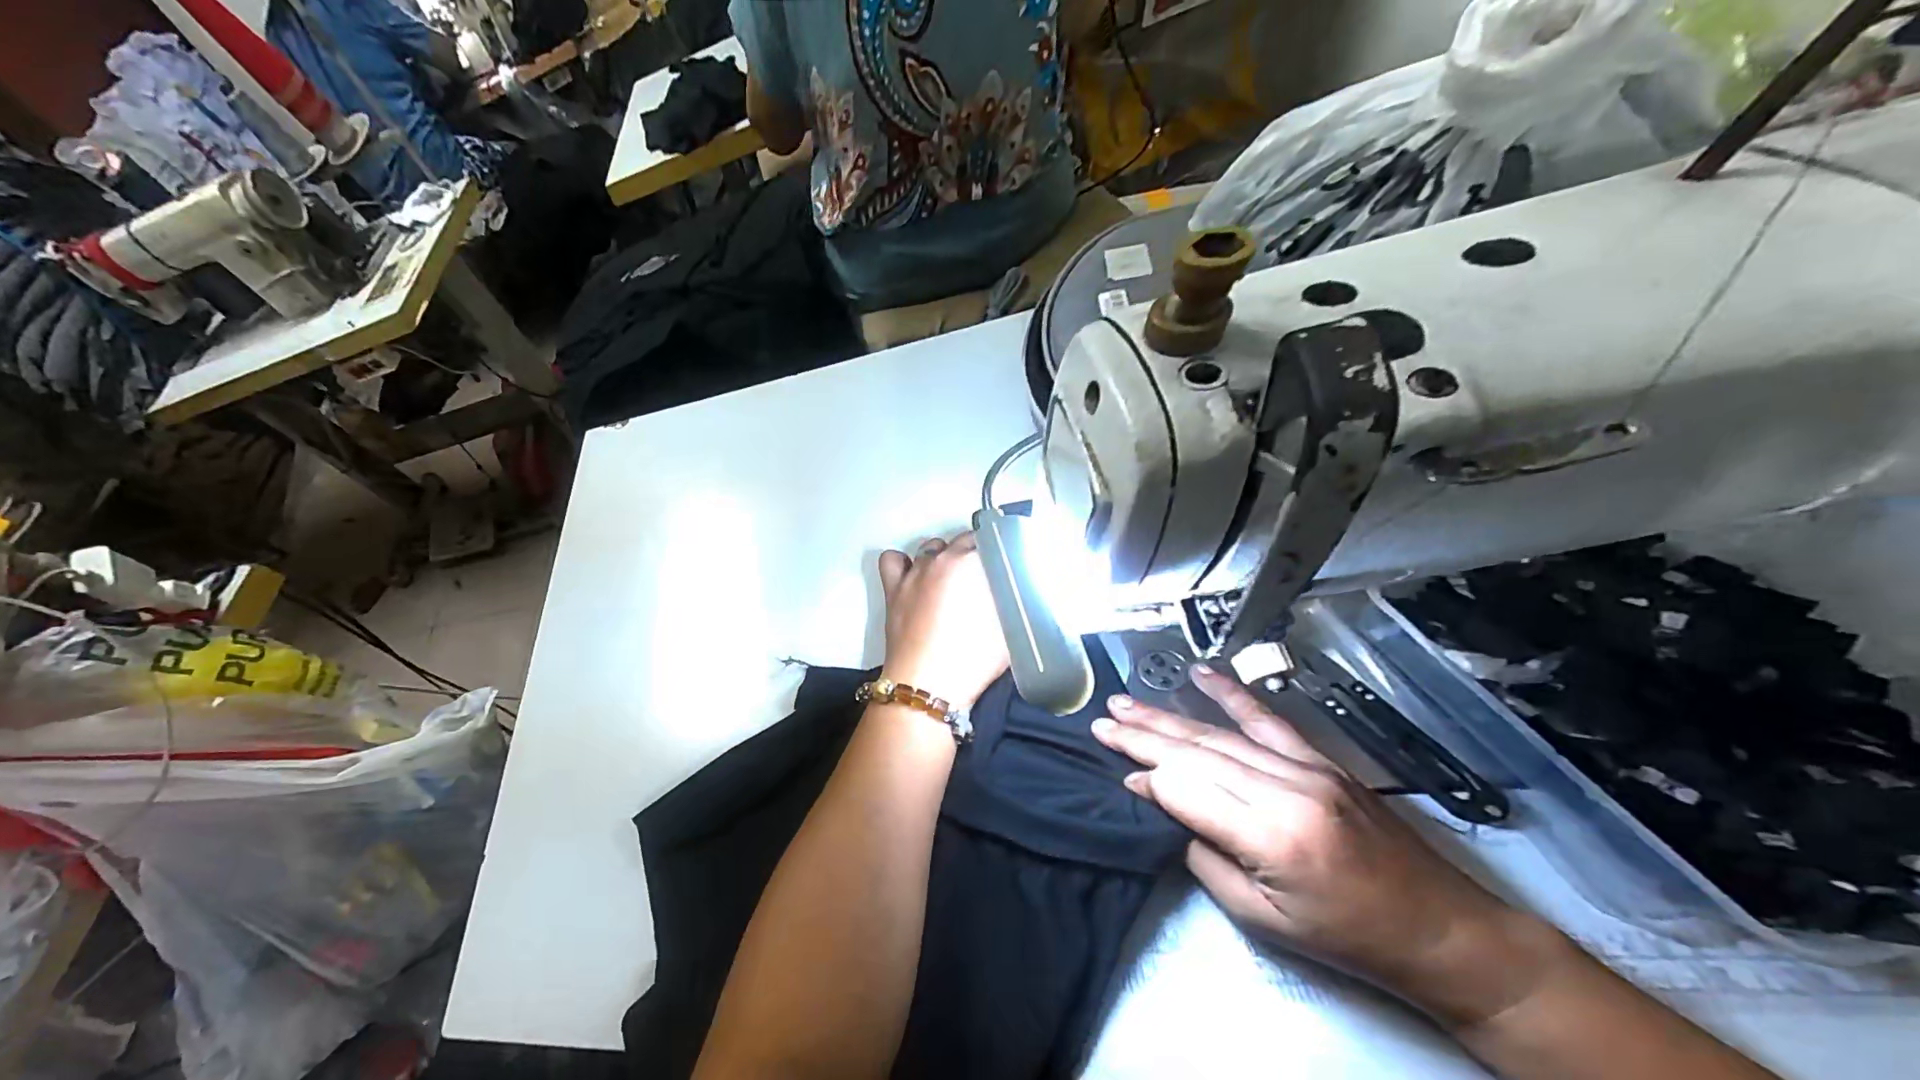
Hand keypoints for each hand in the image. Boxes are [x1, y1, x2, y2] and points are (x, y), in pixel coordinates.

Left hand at [877, 533, 1009, 708]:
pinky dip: (904, 562)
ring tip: (952, 580)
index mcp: (972, 562)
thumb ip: (1013, 600)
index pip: (992, 540)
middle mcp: (942, 558)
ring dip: (944, 556)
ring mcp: (914, 572)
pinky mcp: (892, 588)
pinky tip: (915, 577)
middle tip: (983, 581)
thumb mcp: (1009, 629)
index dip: (1001, 554)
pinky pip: (893, 559)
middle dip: (975, 555)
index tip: (1006, 570)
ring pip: (931, 547)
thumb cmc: (973, 659)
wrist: (927, 686)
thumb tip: (1016, 587)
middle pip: (962, 540)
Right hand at [1091, 664, 1563, 1030]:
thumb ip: (1206, 858)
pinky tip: (1200, 675)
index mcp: (1271, 837)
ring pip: (1220, 734)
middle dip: (1143, 736)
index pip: (1188, 790)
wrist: (1438, 929)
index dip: (1148, 780)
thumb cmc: (1346, 938)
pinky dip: (1230, 694)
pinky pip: (1267, 719)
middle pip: (1197, 752)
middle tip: (1101, 721)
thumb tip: (1165, 805)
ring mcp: (1306, 767)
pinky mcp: (1321, 760)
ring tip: (1126, 704)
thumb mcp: (1264, 919)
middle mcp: (1286, 790)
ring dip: (1168, 717)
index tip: (1115, 772)